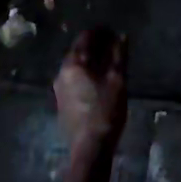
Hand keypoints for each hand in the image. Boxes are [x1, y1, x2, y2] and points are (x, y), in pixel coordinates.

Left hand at [55, 28, 127, 153]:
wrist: (90, 149)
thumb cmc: (105, 111)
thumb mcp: (117, 81)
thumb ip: (118, 56)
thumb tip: (121, 36)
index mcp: (73, 64)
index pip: (85, 37)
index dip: (100, 32)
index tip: (113, 32)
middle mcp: (62, 72)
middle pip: (78, 50)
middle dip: (95, 45)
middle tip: (113, 46)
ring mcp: (59, 88)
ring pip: (75, 65)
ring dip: (90, 60)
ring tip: (108, 63)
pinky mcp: (62, 102)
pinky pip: (74, 79)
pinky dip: (85, 73)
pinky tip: (97, 81)